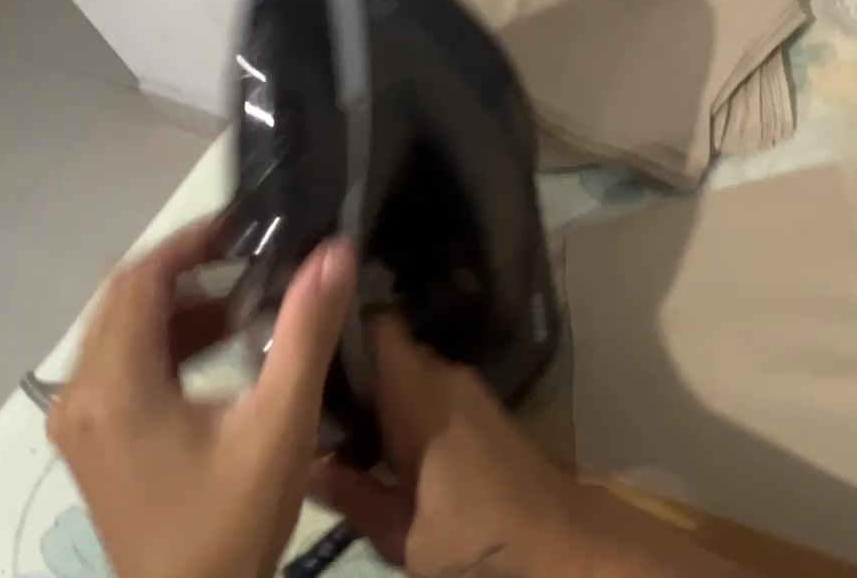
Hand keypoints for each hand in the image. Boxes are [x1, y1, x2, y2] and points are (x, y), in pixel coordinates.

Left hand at [49, 219, 356, 577]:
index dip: (191, 241)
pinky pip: (126, 361)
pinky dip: (173, 339)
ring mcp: (81, 421)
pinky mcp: (95, 440)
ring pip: (125, 328)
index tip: (248, 225)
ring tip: (250, 298)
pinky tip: (224, 347)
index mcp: (115, 387)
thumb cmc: (233, 520)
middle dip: (191, 267)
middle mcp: (81, 396)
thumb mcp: (281, 421)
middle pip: (127, 298)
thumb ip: (307, 330)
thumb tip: (334, 252)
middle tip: (255, 255)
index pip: (139, 280)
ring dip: (185, 303)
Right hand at [313, 317, 759, 577]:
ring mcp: (464, 385)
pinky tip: (382, 436)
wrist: (552, 533)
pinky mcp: (477, 402)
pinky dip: (404, 401)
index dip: (340, 323)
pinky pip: (428, 385)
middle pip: (387, 348)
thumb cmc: (470, 531)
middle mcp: (441, 374)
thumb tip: (304, 464)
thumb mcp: (397, 530)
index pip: (377, 324)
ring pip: (407, 369)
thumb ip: (349, 493)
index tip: (304, 341)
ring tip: (338, 418)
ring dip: (378, 389)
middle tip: (309, 395)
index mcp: (416, 392)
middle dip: (351, 367)